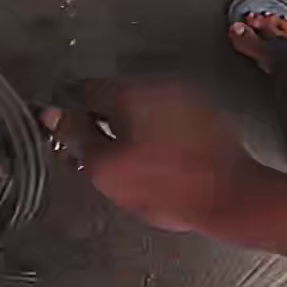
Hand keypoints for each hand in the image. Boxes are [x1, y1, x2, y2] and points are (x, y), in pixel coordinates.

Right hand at [42, 81, 279, 233]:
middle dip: (100, 126)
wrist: (231, 197)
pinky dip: (155, 139)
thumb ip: (76, 138)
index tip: (66, 133)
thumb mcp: (107, 168)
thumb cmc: (171, 186)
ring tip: (127, 169)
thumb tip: (54, 116)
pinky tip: (156, 166)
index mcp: (131, 93)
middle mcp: (160, 88)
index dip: (69, 114)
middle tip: (95, 158)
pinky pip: (167, 124)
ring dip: (128, 133)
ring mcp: (186, 102)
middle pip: (114, 101)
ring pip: (142, 112)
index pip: (84, 90)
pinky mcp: (204, 120)